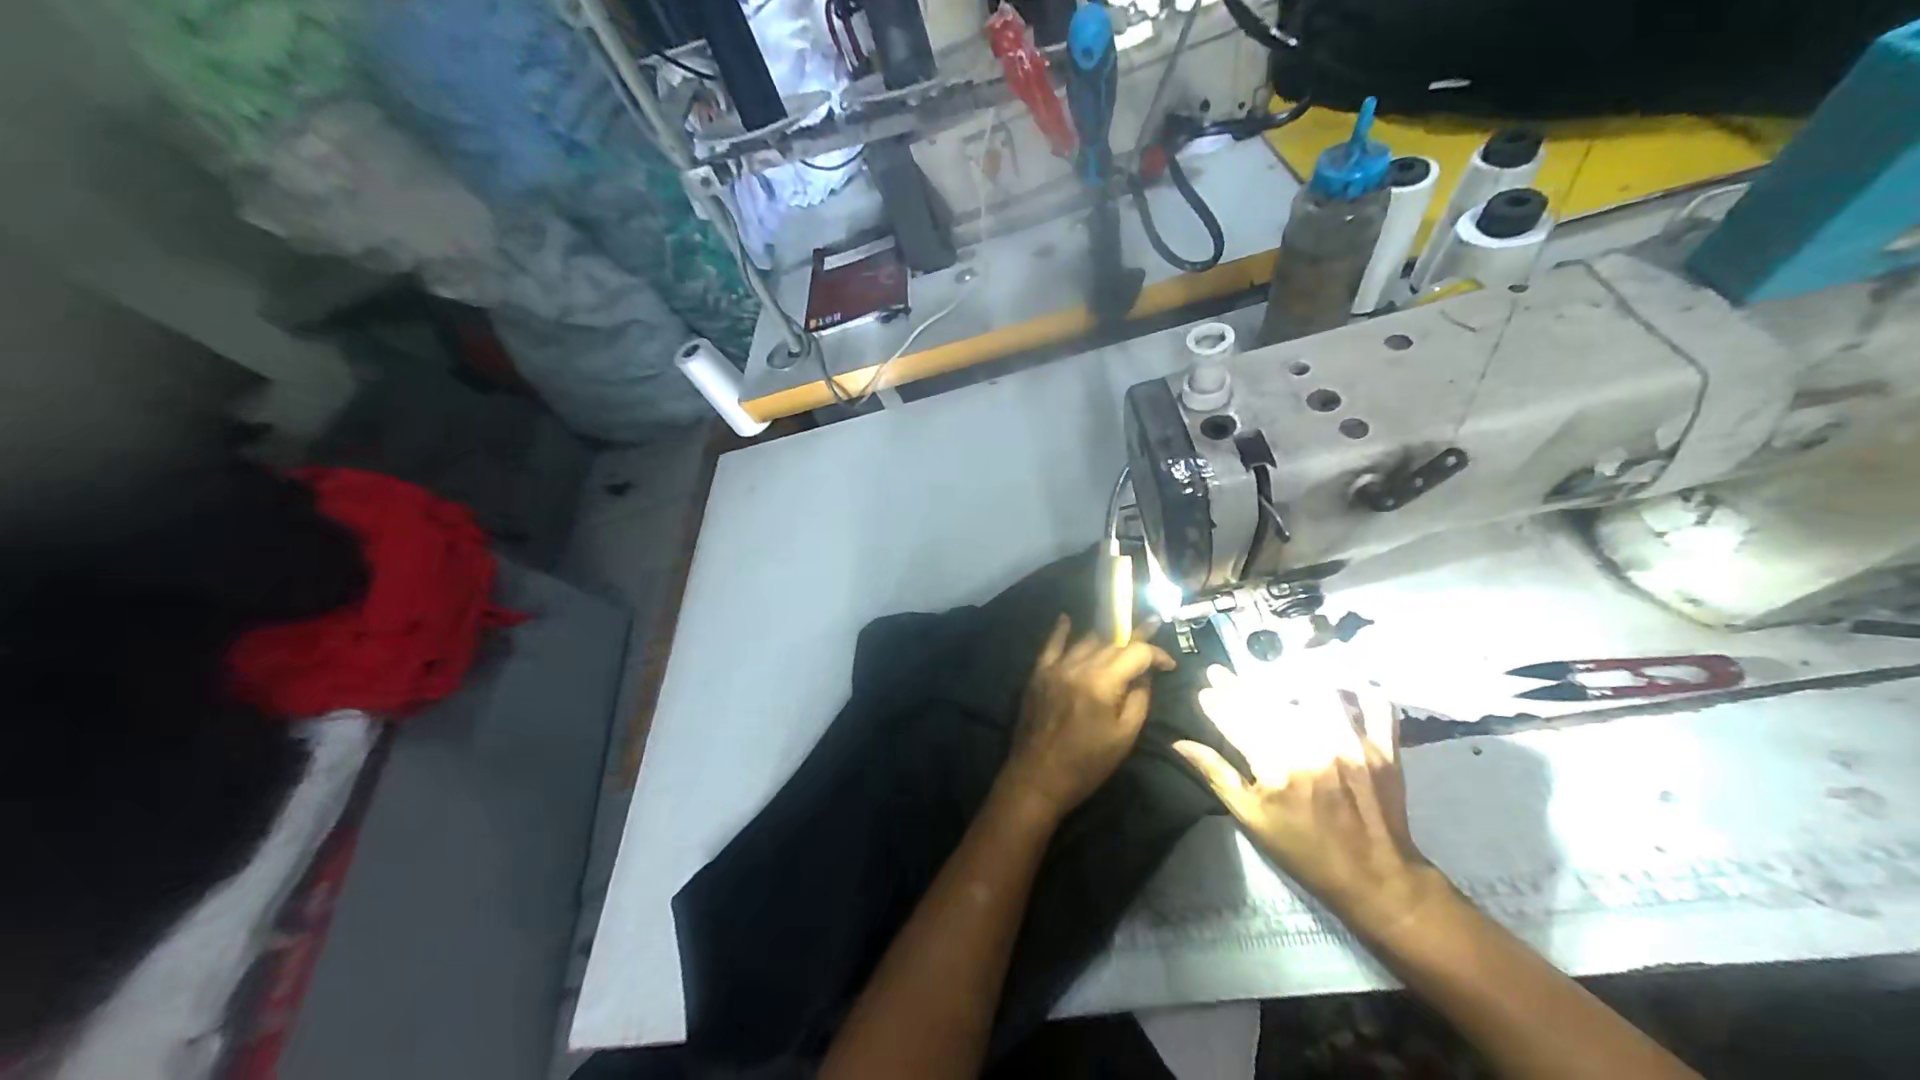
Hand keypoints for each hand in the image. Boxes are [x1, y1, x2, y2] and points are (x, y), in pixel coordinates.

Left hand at [1001, 616, 1176, 819]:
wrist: (1036, 779)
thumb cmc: (1086, 765)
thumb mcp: (1124, 737)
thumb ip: (1139, 699)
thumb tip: (1145, 674)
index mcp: (1102, 682)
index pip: (1136, 652)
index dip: (1157, 654)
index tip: (1170, 665)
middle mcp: (1077, 666)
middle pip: (1111, 642)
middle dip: (1135, 638)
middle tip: (1153, 630)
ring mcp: (1054, 668)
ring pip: (1085, 641)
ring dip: (1106, 638)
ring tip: (1123, 634)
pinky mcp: (1037, 675)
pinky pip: (1051, 646)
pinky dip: (1060, 631)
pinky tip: (1066, 618)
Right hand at [1173, 666, 1445, 940]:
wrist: (1373, 876)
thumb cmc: (1302, 848)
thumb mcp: (1251, 817)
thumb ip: (1217, 774)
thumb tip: (1180, 744)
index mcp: (1276, 769)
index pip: (1236, 720)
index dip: (1216, 701)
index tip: (1204, 688)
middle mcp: (1312, 748)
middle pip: (1267, 701)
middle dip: (1239, 685)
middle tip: (1222, 673)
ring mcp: (1350, 744)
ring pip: (1315, 691)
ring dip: (1288, 678)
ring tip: (1271, 674)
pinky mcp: (1382, 747)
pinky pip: (1372, 703)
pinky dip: (1355, 687)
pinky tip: (1334, 681)